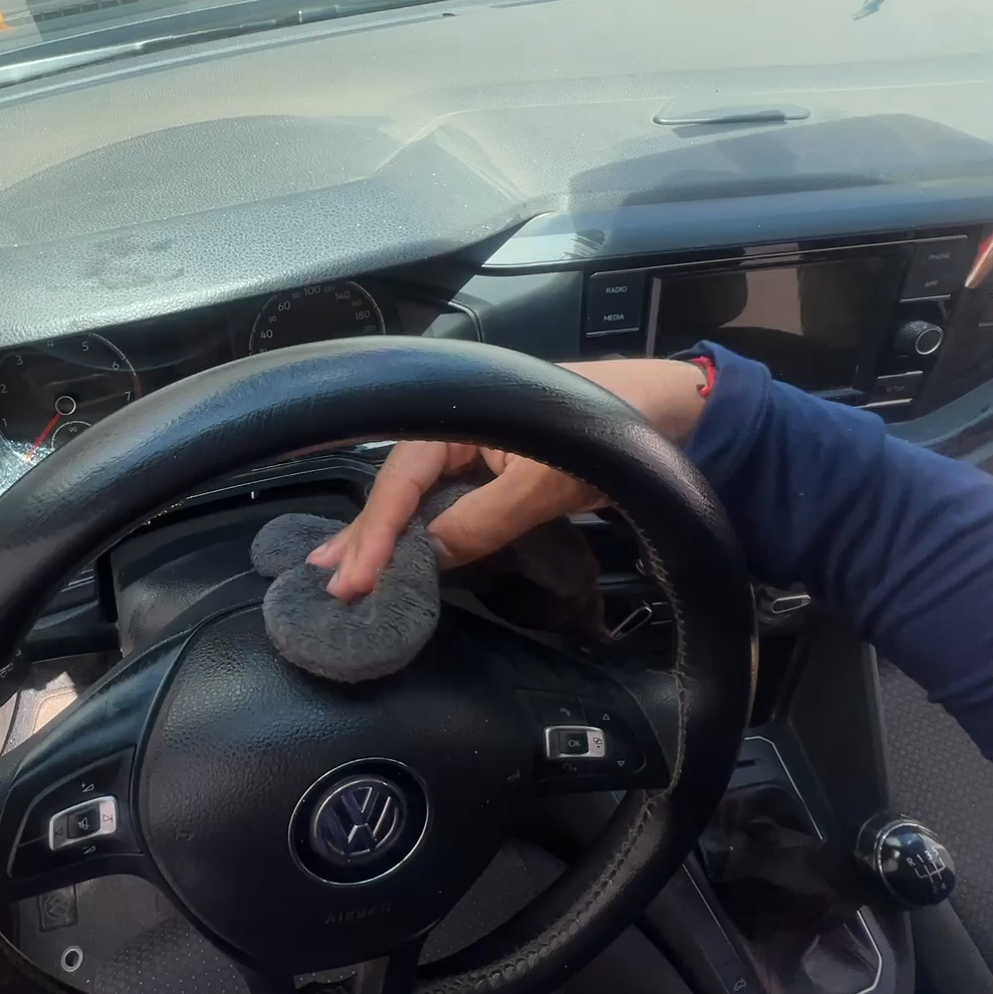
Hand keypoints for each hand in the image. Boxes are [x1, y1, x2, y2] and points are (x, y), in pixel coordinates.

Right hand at [306, 442, 601, 600]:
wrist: (665, 413)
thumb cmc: (608, 432)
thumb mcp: (542, 482)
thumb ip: (481, 520)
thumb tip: (427, 559)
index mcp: (452, 420)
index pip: (400, 483)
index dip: (376, 533)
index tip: (354, 579)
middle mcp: (448, 434)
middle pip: (395, 490)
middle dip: (362, 535)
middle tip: (327, 578)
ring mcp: (466, 455)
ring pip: (412, 500)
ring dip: (380, 537)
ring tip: (344, 569)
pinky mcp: (485, 475)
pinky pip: (438, 506)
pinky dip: (414, 533)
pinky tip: (394, 552)